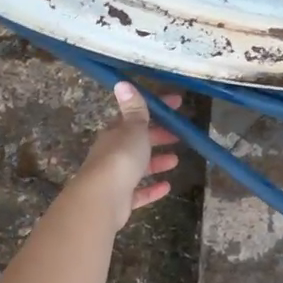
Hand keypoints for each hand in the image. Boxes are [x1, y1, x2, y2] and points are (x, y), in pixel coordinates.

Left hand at [69, 82, 183, 231]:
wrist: (102, 198)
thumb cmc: (121, 158)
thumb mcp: (133, 128)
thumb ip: (133, 109)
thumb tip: (121, 83)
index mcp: (115, 133)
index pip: (136, 115)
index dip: (156, 108)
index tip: (177, 103)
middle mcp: (113, 153)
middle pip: (137, 141)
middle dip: (157, 136)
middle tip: (179, 135)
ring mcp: (115, 177)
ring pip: (138, 167)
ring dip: (156, 162)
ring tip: (175, 160)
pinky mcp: (120, 199)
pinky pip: (138, 192)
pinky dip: (151, 189)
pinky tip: (167, 187)